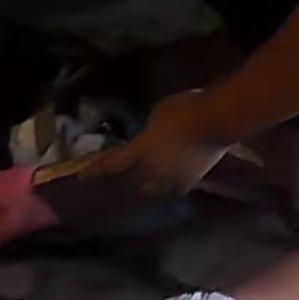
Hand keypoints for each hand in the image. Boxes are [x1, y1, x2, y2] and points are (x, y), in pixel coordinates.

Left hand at [104, 90, 229, 198]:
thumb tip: (148, 134)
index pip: (112, 165)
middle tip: (121, 179)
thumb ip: (150, 127)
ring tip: (145, 185)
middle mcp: (150, 171)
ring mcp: (171, 179)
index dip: (96, 171)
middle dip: (124, 181)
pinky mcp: (191, 181)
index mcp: (139, 152)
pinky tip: (171, 181)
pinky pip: (173, 188)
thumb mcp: (160, 111)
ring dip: (145, 186)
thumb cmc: (186, 109)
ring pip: (152, 190)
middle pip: (130, 182)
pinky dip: (168, 185)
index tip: (81, 178)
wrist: (217, 121)